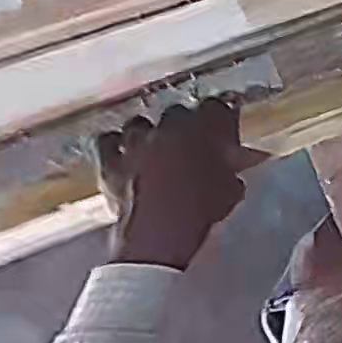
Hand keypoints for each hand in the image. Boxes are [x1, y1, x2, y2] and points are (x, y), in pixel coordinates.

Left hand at [96, 99, 252, 269]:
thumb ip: (231, 170)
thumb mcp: (230, 191)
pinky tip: (123, 151)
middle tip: (193, 142)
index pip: (216, 107)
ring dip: (150, 132)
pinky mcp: (111, 161)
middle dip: (186, 124)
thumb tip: (233, 165)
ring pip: (140, 122)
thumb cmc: (200, 212)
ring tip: (157, 146)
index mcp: (203, 131)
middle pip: (178, 112)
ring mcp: (136, 143)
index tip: (224, 127)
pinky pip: (108, 141)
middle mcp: (168, 129)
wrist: (159, 235)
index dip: (220, 117)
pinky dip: (115, 144)